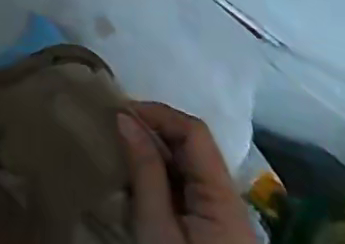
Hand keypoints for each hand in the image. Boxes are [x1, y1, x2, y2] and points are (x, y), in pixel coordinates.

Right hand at [118, 102, 254, 243]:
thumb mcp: (157, 229)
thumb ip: (145, 174)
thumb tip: (125, 119)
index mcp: (223, 193)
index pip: (194, 131)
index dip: (158, 114)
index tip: (120, 112)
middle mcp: (229, 197)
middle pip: (192, 147)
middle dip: (154, 133)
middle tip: (115, 132)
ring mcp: (224, 216)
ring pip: (188, 168)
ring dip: (155, 157)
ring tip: (121, 156)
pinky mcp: (216, 232)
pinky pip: (188, 191)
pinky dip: (162, 181)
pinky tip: (139, 187)